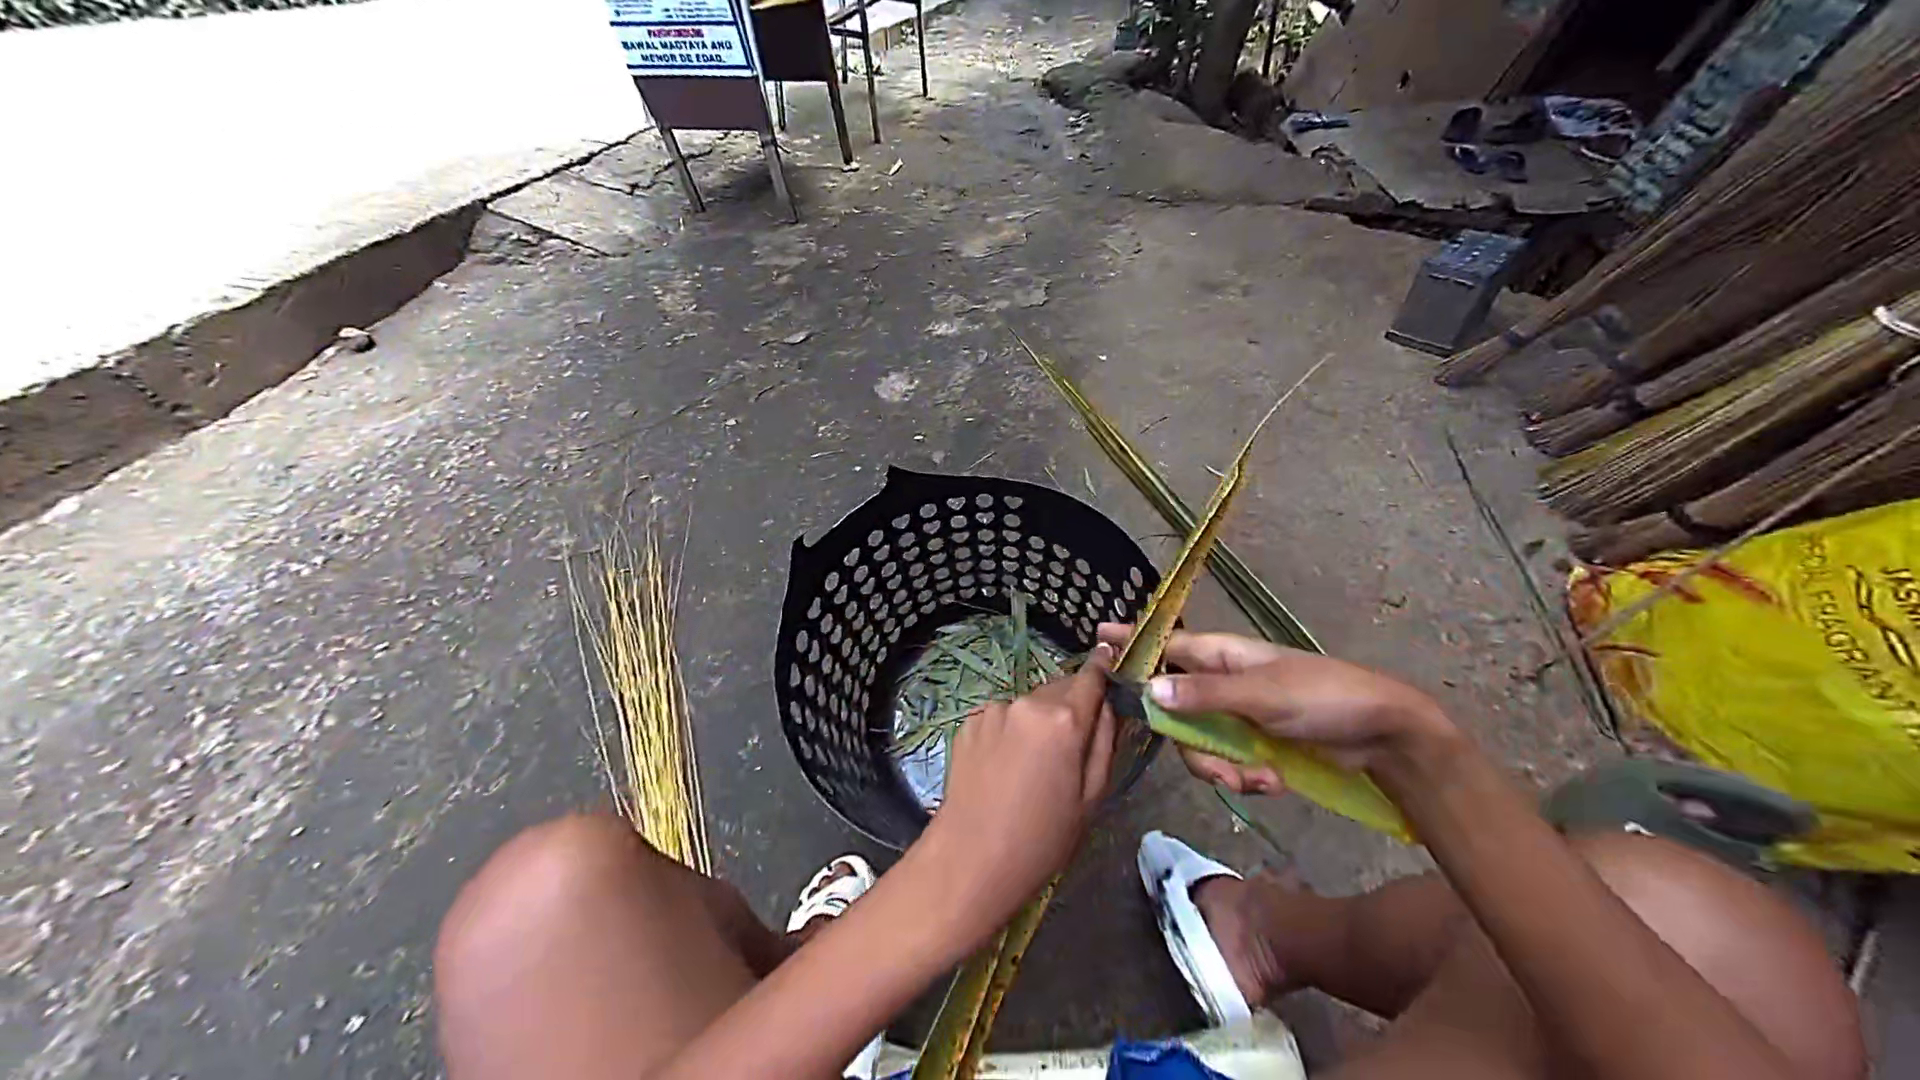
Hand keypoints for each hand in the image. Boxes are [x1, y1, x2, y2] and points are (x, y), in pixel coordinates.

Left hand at [922, 643, 1118, 932]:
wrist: (970, 859)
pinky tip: (1005, 767)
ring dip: (1039, 721)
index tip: (1110, 665)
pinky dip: (1010, 732)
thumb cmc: (1042, 838)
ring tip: (1034, 765)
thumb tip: (1108, 705)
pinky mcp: (968, 723)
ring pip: (1029, 705)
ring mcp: (992, 710)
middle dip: (1071, 706)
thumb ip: (1105, 741)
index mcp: (1063, 719)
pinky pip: (1002, 718)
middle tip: (1072, 745)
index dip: (1103, 671)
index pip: (1091, 677)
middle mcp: (1026, 703)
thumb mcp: (1091, 796)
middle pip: (1059, 689)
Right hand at [1095, 624, 1456, 793]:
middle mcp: (1219, 682)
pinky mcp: (1251, 742)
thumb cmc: (1325, 698)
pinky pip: (1223, 760)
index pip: (1164, 644)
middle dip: (1192, 744)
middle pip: (1172, 709)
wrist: (1385, 736)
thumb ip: (1205, 695)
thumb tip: (1148, 690)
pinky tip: (1271, 782)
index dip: (1131, 644)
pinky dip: (1242, 776)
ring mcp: (1234, 713)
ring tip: (1257, 779)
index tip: (1097, 641)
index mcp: (1220, 655)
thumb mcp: (1264, 695)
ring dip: (1220, 767)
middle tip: (1220, 769)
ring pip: (1196, 741)